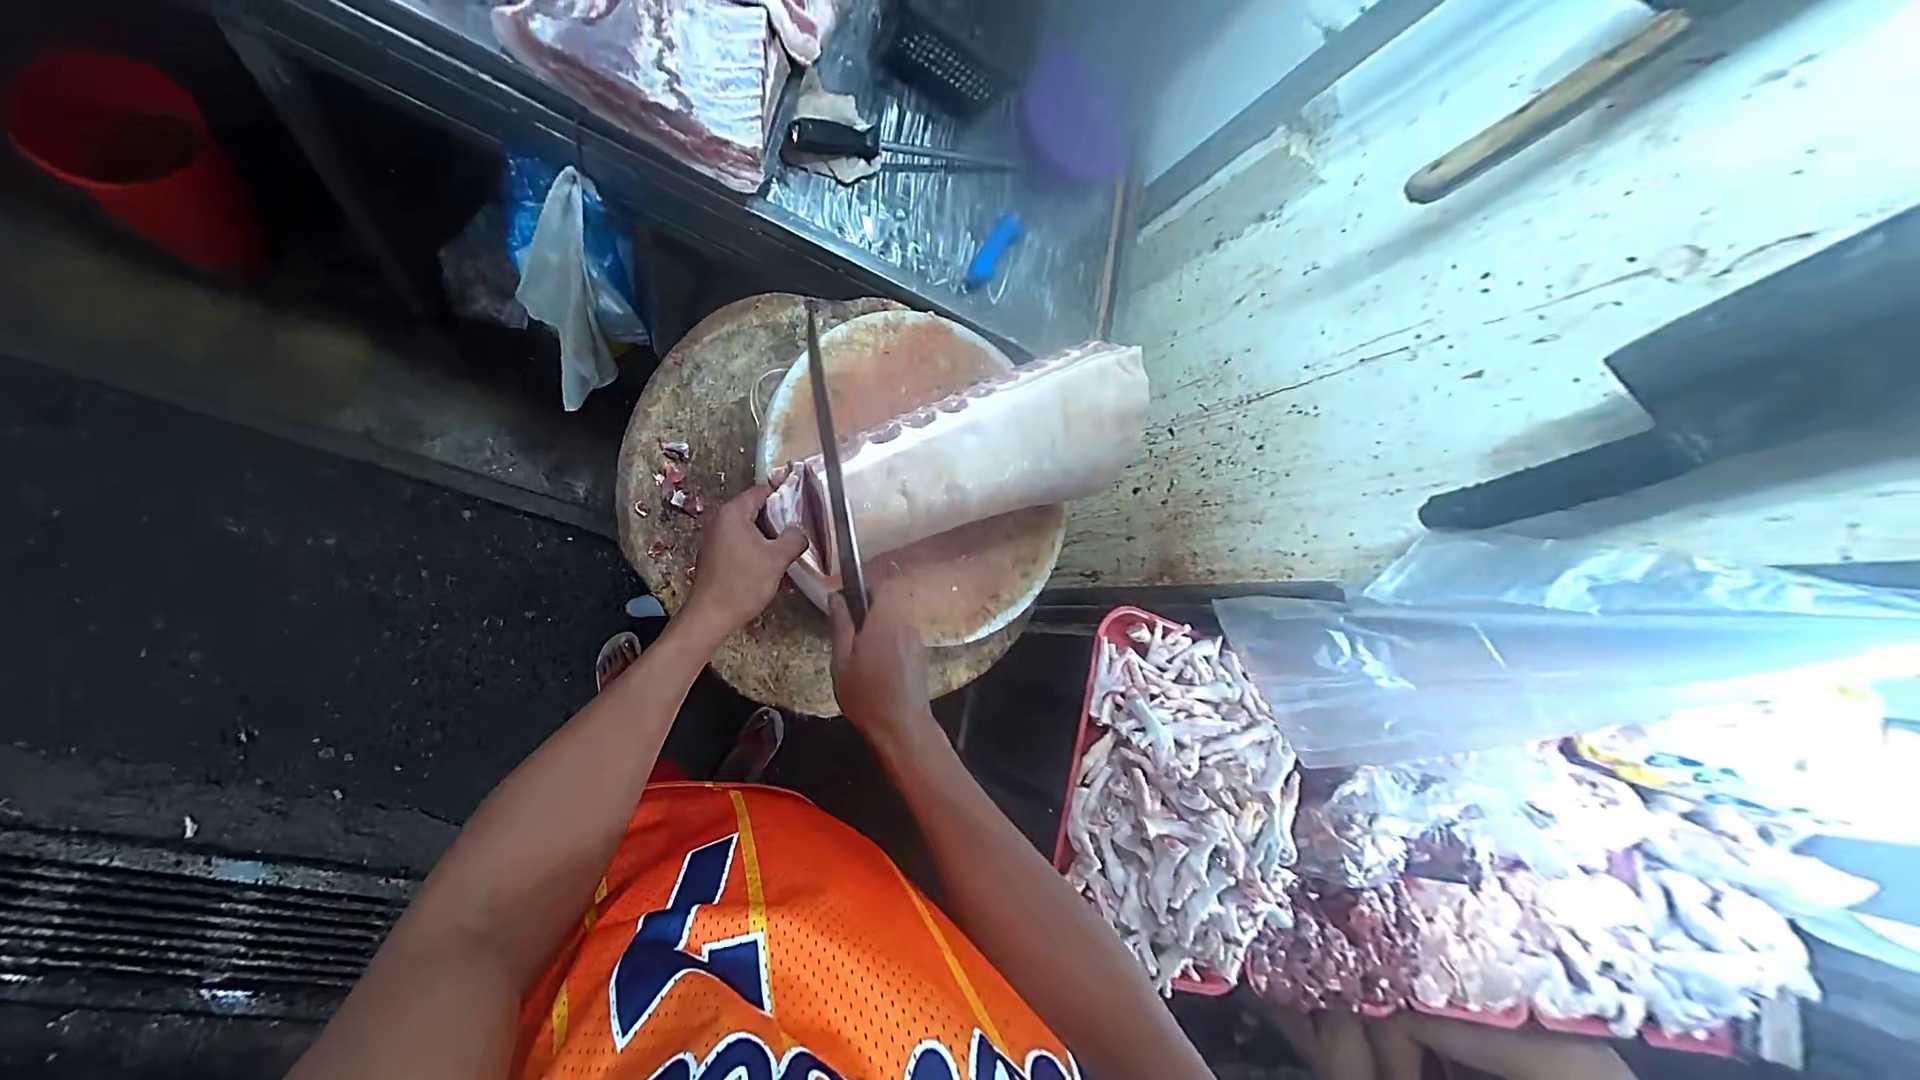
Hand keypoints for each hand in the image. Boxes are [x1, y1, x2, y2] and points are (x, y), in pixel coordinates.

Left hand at [683, 483, 807, 634]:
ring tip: (791, 545)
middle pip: (756, 507)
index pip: (762, 491)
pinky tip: (772, 560)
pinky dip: (758, 545)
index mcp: (734, 513)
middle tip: (802, 527)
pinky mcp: (717, 554)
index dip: (784, 494)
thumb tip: (800, 531)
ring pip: (750, 526)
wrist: (712, 615)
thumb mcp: (777, 558)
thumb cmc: (744, 582)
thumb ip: (794, 538)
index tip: (804, 504)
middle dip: (780, 516)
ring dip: (770, 533)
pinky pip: (742, 540)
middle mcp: (722, 520)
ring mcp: (716, 537)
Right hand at [828, 581, 932, 739]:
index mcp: (886, 621)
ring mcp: (917, 641)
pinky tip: (878, 668)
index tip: (848, 603)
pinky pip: (902, 638)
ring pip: (896, 622)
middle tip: (849, 634)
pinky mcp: (922, 656)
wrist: (903, 727)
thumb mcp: (842, 661)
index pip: (883, 586)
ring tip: (861, 655)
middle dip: (869, 613)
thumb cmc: (867, 695)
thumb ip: (840, 625)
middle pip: (890, 604)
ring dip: (879, 630)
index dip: (865, 589)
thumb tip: (836, 597)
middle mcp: (906, 625)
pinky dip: (889, 644)